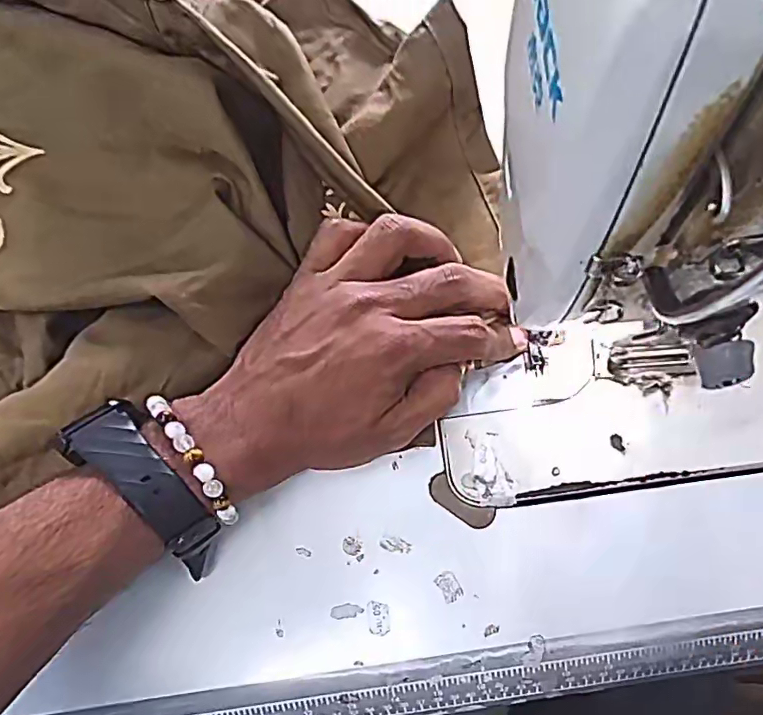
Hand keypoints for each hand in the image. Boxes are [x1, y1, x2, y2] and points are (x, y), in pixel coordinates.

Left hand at [170, 215, 523, 500]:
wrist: (255, 423)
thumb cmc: (313, 432)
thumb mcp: (388, 435)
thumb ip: (432, 398)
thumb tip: (455, 370)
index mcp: (394, 349)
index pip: (465, 333)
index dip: (496, 338)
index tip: (508, 340)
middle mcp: (369, 307)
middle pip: (449, 279)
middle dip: (487, 290)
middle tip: (498, 302)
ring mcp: (337, 286)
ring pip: (398, 235)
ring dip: (435, 241)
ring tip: (449, 259)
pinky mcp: (309, 280)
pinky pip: (339, 232)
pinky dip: (366, 232)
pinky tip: (382, 249)